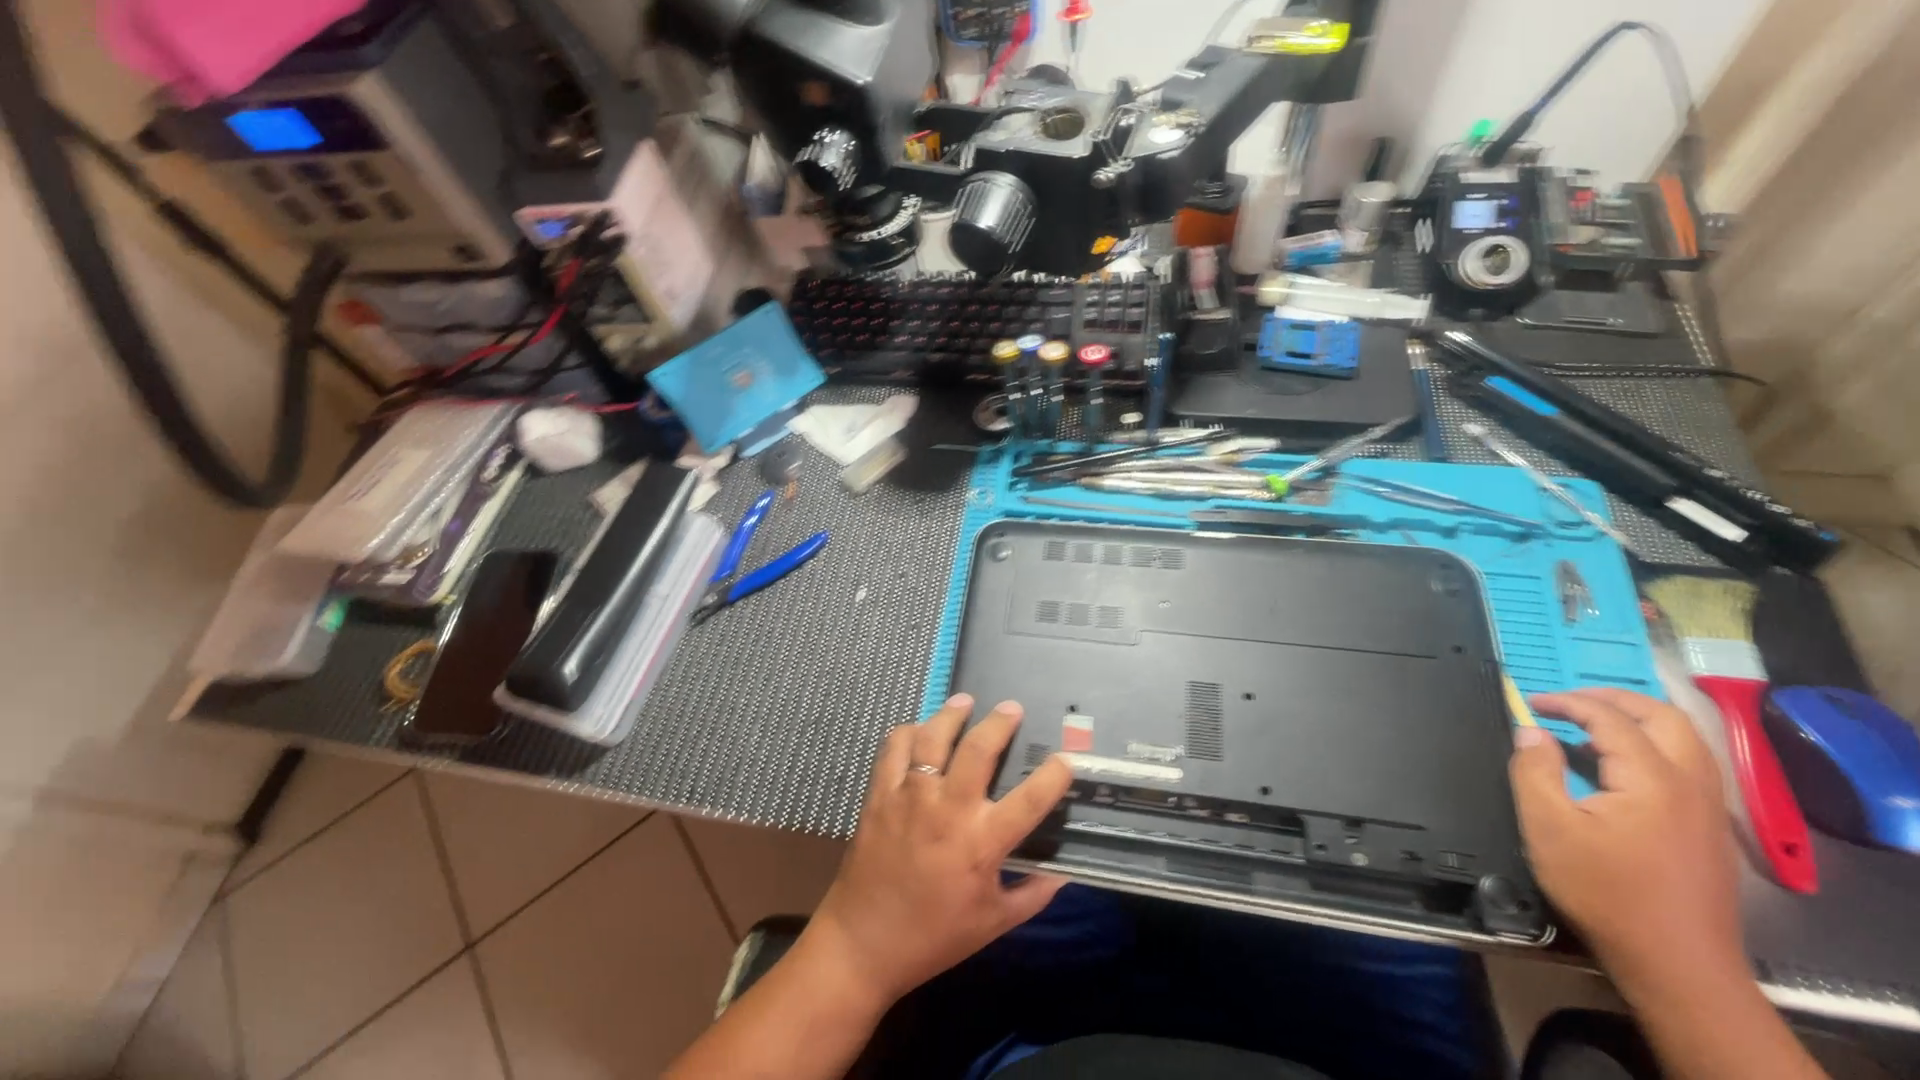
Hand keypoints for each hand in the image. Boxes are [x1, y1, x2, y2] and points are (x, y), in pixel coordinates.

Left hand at [804, 694, 1072, 1005]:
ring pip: (932, 738)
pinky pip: (893, 749)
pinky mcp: (879, 797)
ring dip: (951, 714)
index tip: (1065, 759)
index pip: (1030, 799)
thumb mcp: (994, 923)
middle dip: (999, 722)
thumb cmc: (934, 938)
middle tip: (1011, 708)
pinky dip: (908, 732)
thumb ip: (1033, 894)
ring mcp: (909, 798)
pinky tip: (919, 730)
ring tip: (964, 701)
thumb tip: (1065, 874)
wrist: (862, 944)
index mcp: (981, 843)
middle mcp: (947, 810)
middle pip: (978, 749)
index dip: (1053, 775)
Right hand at [1510, 689, 1746, 997]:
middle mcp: (1691, 782)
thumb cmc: (1605, 893)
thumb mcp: (1548, 830)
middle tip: (1573, 699)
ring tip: (1598, 725)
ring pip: (1686, 740)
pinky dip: (1658, 746)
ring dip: (1642, 720)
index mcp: (1652, 777)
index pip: (1610, 719)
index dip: (1568, 702)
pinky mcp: (1712, 829)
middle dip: (1616, 699)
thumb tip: (1531, 732)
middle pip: (1664, 716)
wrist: (1676, 962)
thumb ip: (1535, 772)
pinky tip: (1628, 767)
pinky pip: (1691, 765)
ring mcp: (1709, 806)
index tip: (1532, 702)